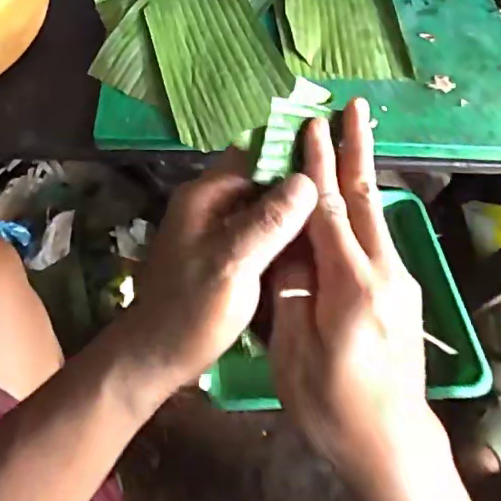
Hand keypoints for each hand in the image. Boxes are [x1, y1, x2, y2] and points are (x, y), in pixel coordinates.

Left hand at [114, 150, 316, 394]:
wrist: (158, 353)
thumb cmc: (193, 310)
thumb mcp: (234, 264)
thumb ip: (268, 222)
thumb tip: (306, 179)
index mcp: (203, 195)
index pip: (250, 155)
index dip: (287, 150)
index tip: (330, 147)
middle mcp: (206, 202)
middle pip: (255, 178)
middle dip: (294, 178)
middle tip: (343, 180)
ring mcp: (211, 227)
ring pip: (257, 203)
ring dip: (288, 205)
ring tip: (337, 206)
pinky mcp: (220, 250)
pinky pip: (254, 228)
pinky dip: (278, 229)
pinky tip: (309, 239)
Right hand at [268, 100, 440, 480]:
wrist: (394, 450)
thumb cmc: (332, 406)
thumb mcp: (295, 350)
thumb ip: (291, 287)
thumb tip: (285, 240)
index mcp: (354, 286)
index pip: (327, 210)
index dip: (315, 165)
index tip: (309, 125)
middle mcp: (385, 273)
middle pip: (363, 197)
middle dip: (356, 148)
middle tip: (354, 106)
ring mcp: (399, 281)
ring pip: (373, 212)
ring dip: (359, 169)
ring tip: (353, 133)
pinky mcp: (401, 291)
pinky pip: (375, 233)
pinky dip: (359, 201)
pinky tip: (349, 191)